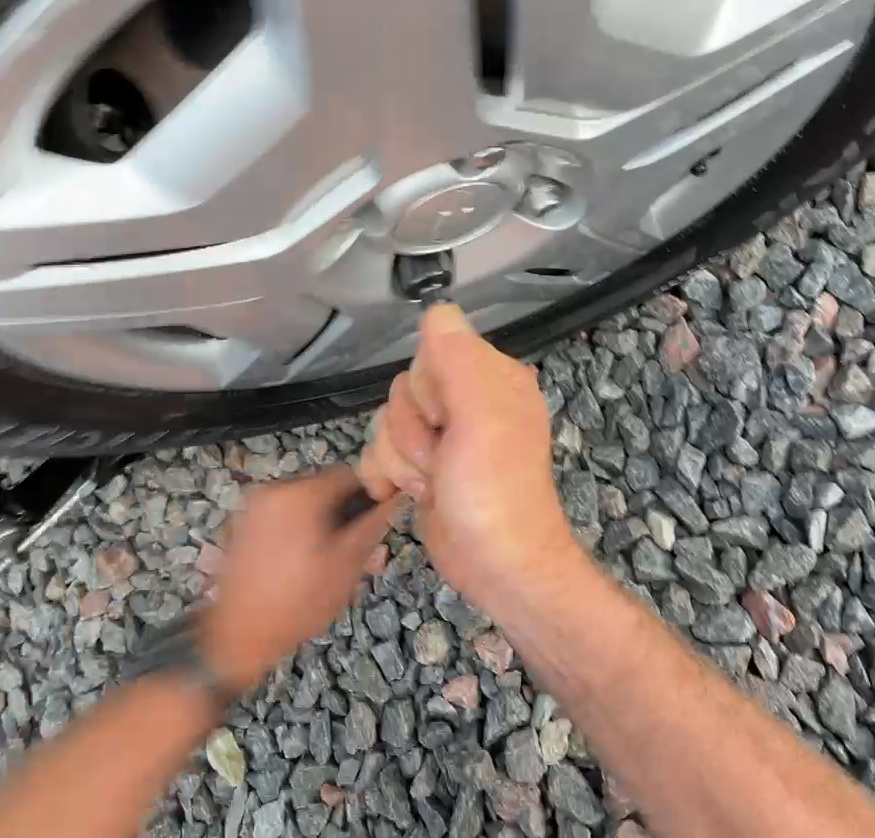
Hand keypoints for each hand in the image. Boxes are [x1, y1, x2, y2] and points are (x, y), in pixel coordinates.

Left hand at [196, 466, 394, 692]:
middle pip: (326, 489)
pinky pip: (284, 517)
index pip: (350, 474)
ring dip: (324, 525)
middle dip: (345, 516)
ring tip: (334, 563)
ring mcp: (254, 506)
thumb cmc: (298, 602)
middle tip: (359, 552)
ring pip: (305, 505)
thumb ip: (373, 526)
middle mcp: (274, 489)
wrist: (238, 637)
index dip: (370, 495)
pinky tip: (307, 563)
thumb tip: (393, 499)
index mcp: (300, 493)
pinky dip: (300, 530)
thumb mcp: (347, 565)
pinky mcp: (243, 524)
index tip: (377, 522)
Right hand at [359, 304, 580, 611]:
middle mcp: (468, 400)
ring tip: (435, 482)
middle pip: (402, 389)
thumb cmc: (495, 492)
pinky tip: (408, 495)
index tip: (449, 420)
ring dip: (401, 459)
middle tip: (445, 458)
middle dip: (412, 430)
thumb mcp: (482, 416)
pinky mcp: (422, 465)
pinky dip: (386, 475)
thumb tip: (439, 309)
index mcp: (491, 377)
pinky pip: (379, 451)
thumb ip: (458, 358)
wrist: (495, 565)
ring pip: (385, 422)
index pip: (431, 349)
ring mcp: (444, 436)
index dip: (429, 388)